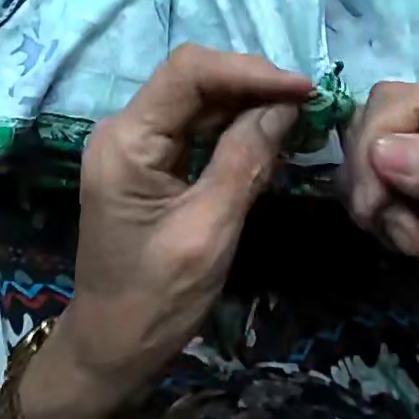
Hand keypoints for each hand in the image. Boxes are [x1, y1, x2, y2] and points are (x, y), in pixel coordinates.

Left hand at [25, 46, 312, 418]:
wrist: (110, 348)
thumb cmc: (155, 300)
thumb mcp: (209, 232)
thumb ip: (245, 161)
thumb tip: (286, 106)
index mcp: (127, 141)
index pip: (187, 73)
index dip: (248, 70)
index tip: (303, 89)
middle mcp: (125, 129)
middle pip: (192, 80)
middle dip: (252, 84)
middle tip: (308, 103)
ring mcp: (135, 143)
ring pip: (197, 101)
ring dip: (248, 103)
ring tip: (299, 115)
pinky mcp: (149, 161)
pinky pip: (195, 128)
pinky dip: (234, 127)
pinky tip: (269, 134)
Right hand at [339, 81, 418, 341]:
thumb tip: (381, 150)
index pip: (395, 102)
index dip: (373, 143)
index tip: (377, 202)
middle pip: (365, 125)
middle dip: (369, 181)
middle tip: (403, 234)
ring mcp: (414, 155)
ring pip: (354, 159)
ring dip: (375, 209)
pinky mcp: (396, 189)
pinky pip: (354, 190)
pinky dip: (375, 223)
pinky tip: (416, 247)